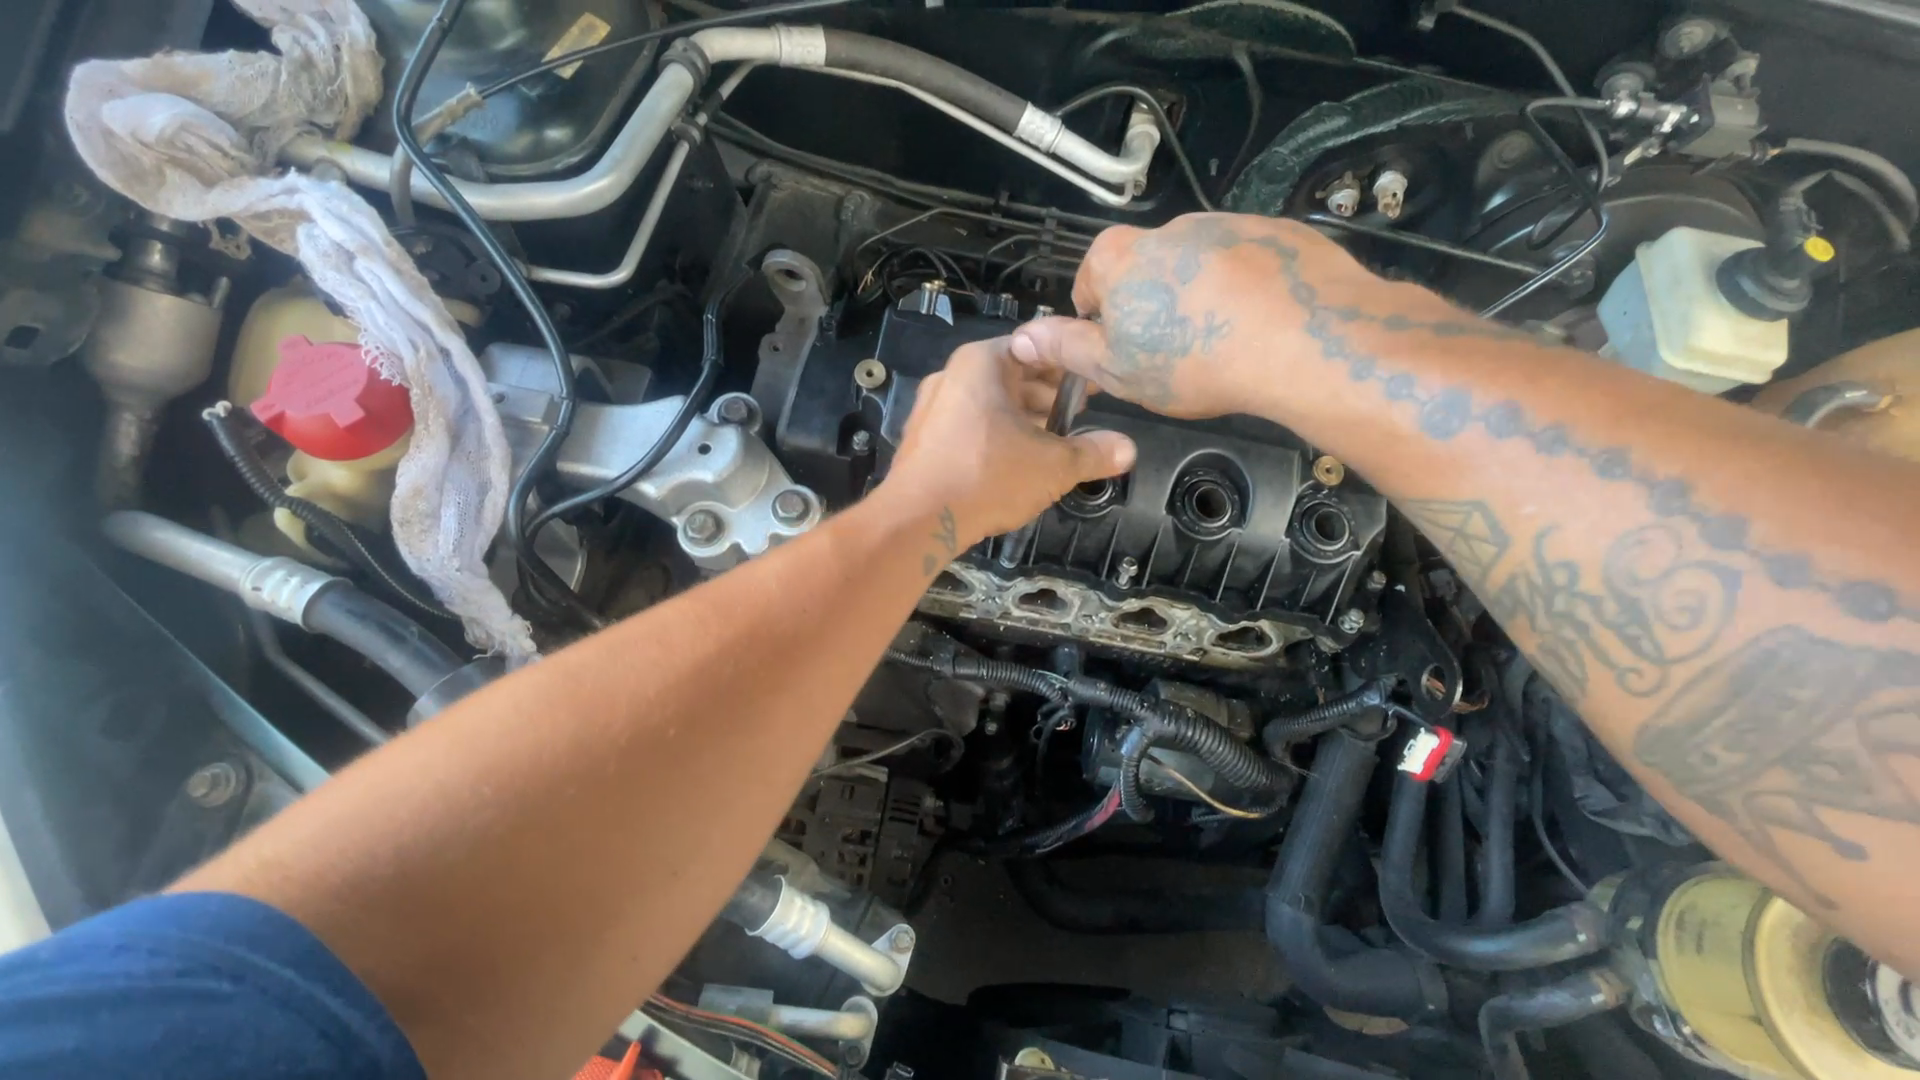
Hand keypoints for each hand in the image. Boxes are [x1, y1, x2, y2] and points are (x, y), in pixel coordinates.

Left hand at [879, 336, 1135, 553]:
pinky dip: (996, 437)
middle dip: (1048, 396)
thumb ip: (1093, 453)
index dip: (1070, 365)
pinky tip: (1015, 465)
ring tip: (1053, 444)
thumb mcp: (1053, 465)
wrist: (918, 520)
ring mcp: (931, 407)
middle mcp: (952, 375)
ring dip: (1024, 419)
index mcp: (982, 363)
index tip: (1094, 387)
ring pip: (990, 404)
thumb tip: (1129, 449)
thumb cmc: (989, 476)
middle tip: (1079, 416)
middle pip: (1011, 375)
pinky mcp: (922, 439)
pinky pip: (969, 427)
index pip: (1036, 347)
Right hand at [1008, 213, 1393, 418]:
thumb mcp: (1115, 369)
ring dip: (1199, 297)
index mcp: (1120, 259)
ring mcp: (1225, 225)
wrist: (1303, 341)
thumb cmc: (1195, 361)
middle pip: (1145, 271)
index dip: (1100, 322)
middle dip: (1151, 307)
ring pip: (1197, 267)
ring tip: (1222, 342)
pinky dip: (1246, 288)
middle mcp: (1168, 230)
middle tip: (1171, 353)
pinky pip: (1246, 262)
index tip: (1121, 350)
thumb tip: (1022, 336)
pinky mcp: (1274, 232)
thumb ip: (1065, 348)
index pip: (1090, 282)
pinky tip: (1259, 325)